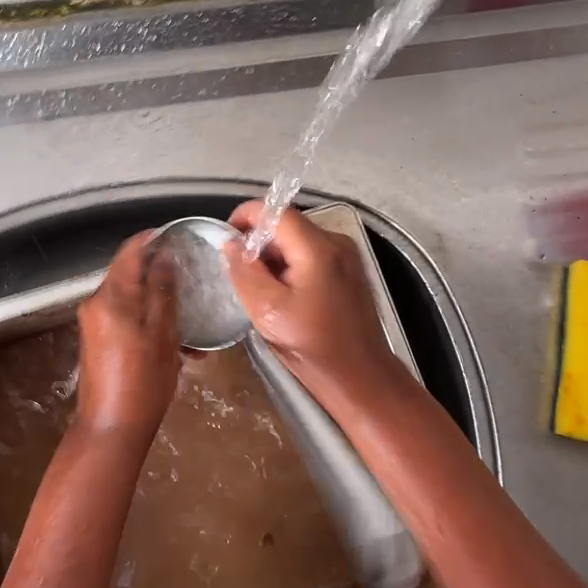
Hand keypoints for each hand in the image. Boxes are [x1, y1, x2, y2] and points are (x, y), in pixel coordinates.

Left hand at [75, 230, 180, 434]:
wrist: (110, 429)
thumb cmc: (143, 383)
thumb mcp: (163, 336)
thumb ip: (163, 293)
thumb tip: (165, 257)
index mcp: (111, 297)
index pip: (130, 251)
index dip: (153, 239)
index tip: (179, 238)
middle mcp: (96, 303)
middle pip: (128, 273)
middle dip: (159, 273)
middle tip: (192, 279)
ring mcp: (94, 322)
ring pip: (129, 296)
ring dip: (157, 300)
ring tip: (189, 316)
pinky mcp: (97, 339)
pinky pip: (124, 316)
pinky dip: (147, 319)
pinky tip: (174, 339)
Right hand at [223, 202, 397, 384]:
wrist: (361, 376)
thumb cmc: (313, 346)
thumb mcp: (267, 311)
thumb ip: (245, 272)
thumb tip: (231, 243)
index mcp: (317, 249)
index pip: (276, 212)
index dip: (246, 216)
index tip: (226, 235)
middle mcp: (336, 243)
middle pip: (287, 225)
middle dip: (259, 242)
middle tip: (240, 271)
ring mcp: (346, 256)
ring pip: (298, 240)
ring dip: (274, 257)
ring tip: (261, 288)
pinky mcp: (348, 271)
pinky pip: (311, 255)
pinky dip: (292, 266)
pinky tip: (284, 296)